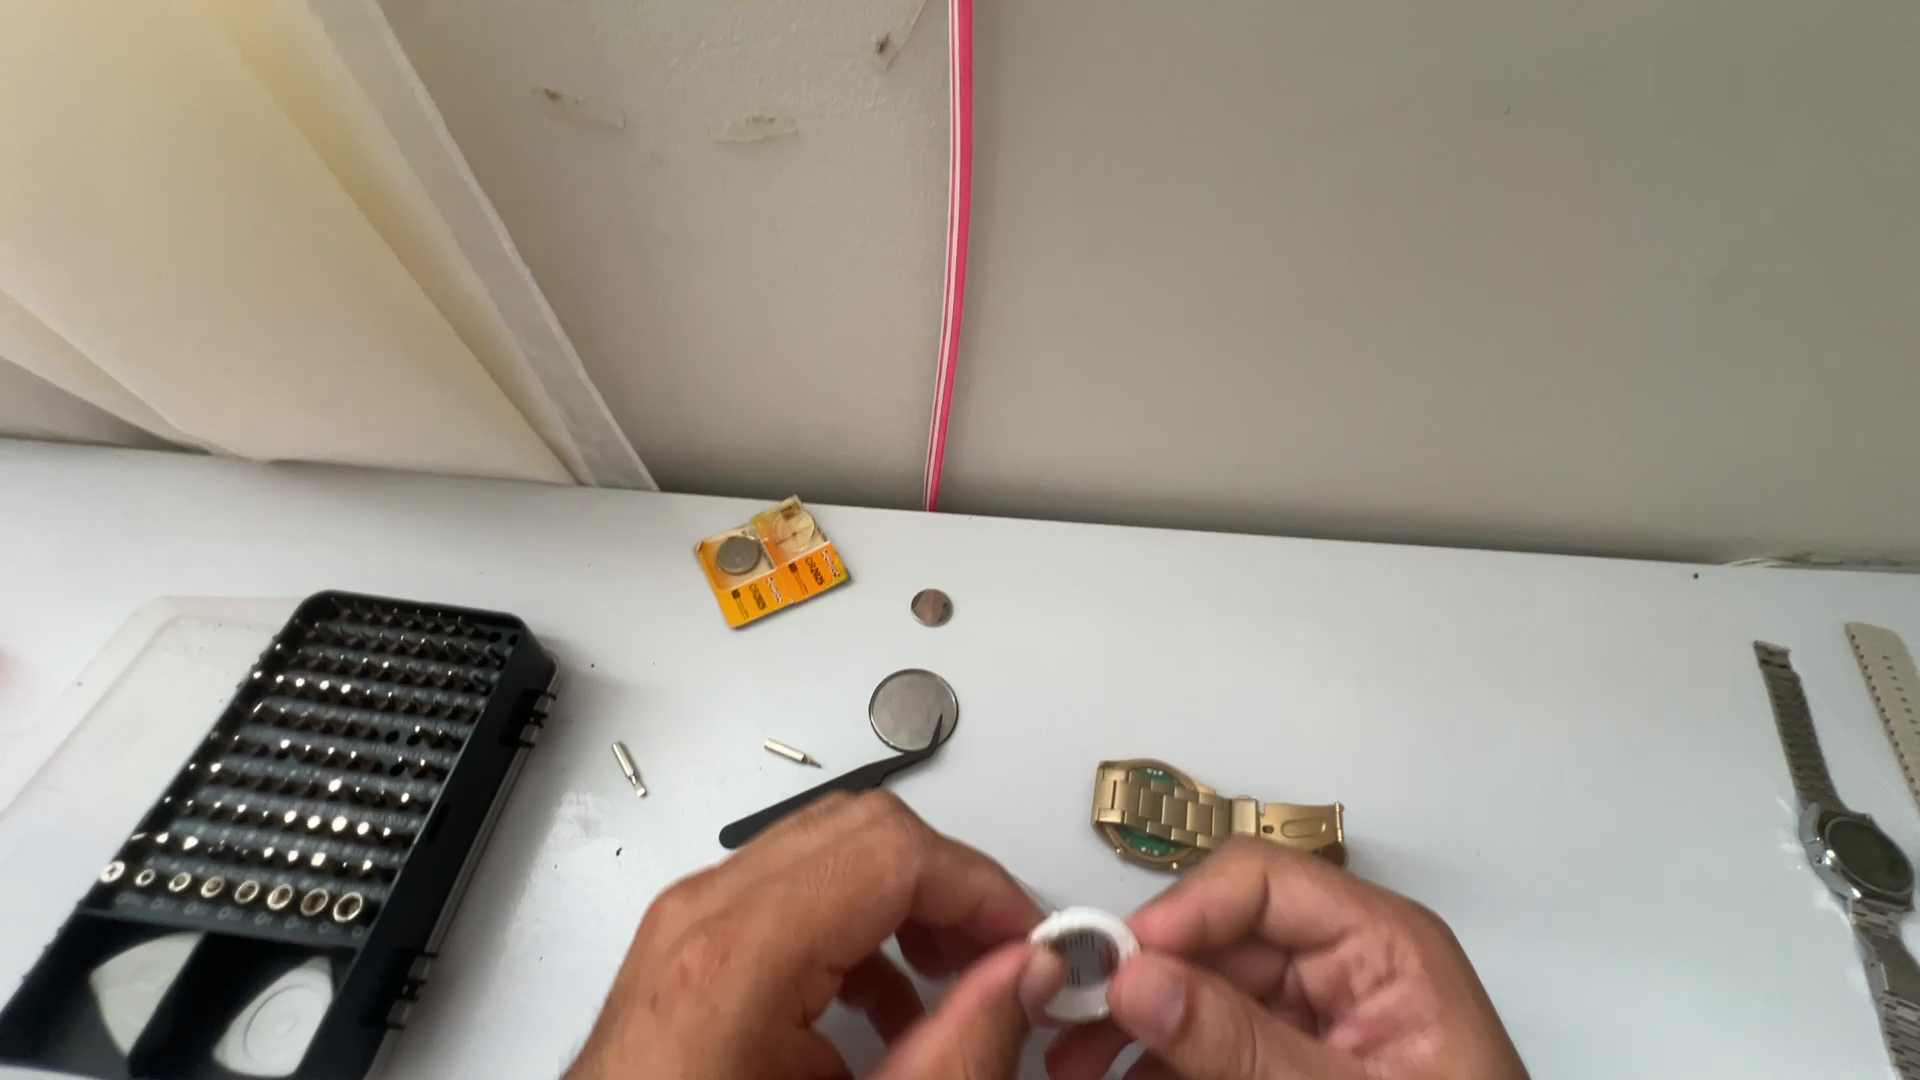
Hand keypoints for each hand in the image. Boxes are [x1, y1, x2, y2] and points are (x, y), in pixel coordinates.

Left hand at [567, 791, 1049, 1079]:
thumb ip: (958, 1051)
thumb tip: (1026, 971)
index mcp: (737, 958)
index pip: (892, 854)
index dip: (979, 888)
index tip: (1028, 937)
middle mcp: (705, 912)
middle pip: (865, 829)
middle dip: (948, 883)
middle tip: (998, 951)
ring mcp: (691, 918)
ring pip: (833, 845)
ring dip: (907, 896)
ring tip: (951, 973)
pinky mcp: (691, 938)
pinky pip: (795, 887)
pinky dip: (860, 921)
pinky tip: (886, 1001)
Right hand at [1046, 838, 1527, 1079]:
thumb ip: (1242, 1046)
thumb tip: (1133, 979)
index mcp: (1379, 941)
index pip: (1260, 878)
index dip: (1185, 908)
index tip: (1124, 961)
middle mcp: (1337, 958)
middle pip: (1216, 935)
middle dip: (1144, 979)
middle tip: (1077, 1021)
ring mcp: (1310, 1008)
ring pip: (1199, 988)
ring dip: (1136, 1023)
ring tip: (1077, 1061)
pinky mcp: (1288, 1053)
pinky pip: (1210, 1038)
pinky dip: (1161, 1059)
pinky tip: (1119, 1075)